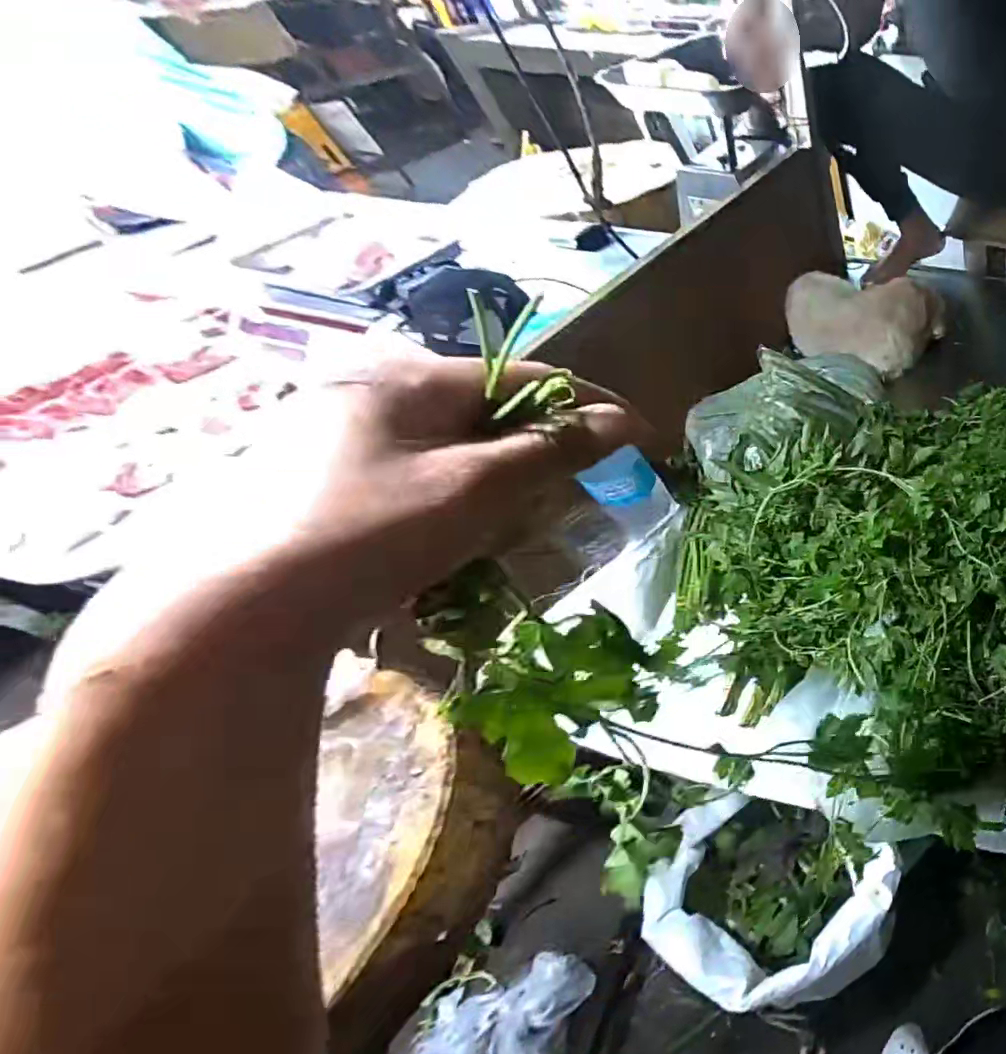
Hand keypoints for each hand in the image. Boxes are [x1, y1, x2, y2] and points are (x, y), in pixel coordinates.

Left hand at [288, 347, 643, 611]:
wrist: (241, 607)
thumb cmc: (373, 532)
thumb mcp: (481, 487)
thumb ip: (558, 447)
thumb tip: (627, 421)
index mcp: (413, 374)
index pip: (533, 375)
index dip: (596, 406)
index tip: (643, 437)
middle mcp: (380, 382)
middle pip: (499, 408)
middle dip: (545, 449)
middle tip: (574, 492)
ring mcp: (351, 422)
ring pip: (468, 439)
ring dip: (508, 475)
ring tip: (513, 521)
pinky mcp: (336, 461)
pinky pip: (432, 461)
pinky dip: (467, 488)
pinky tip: (461, 527)